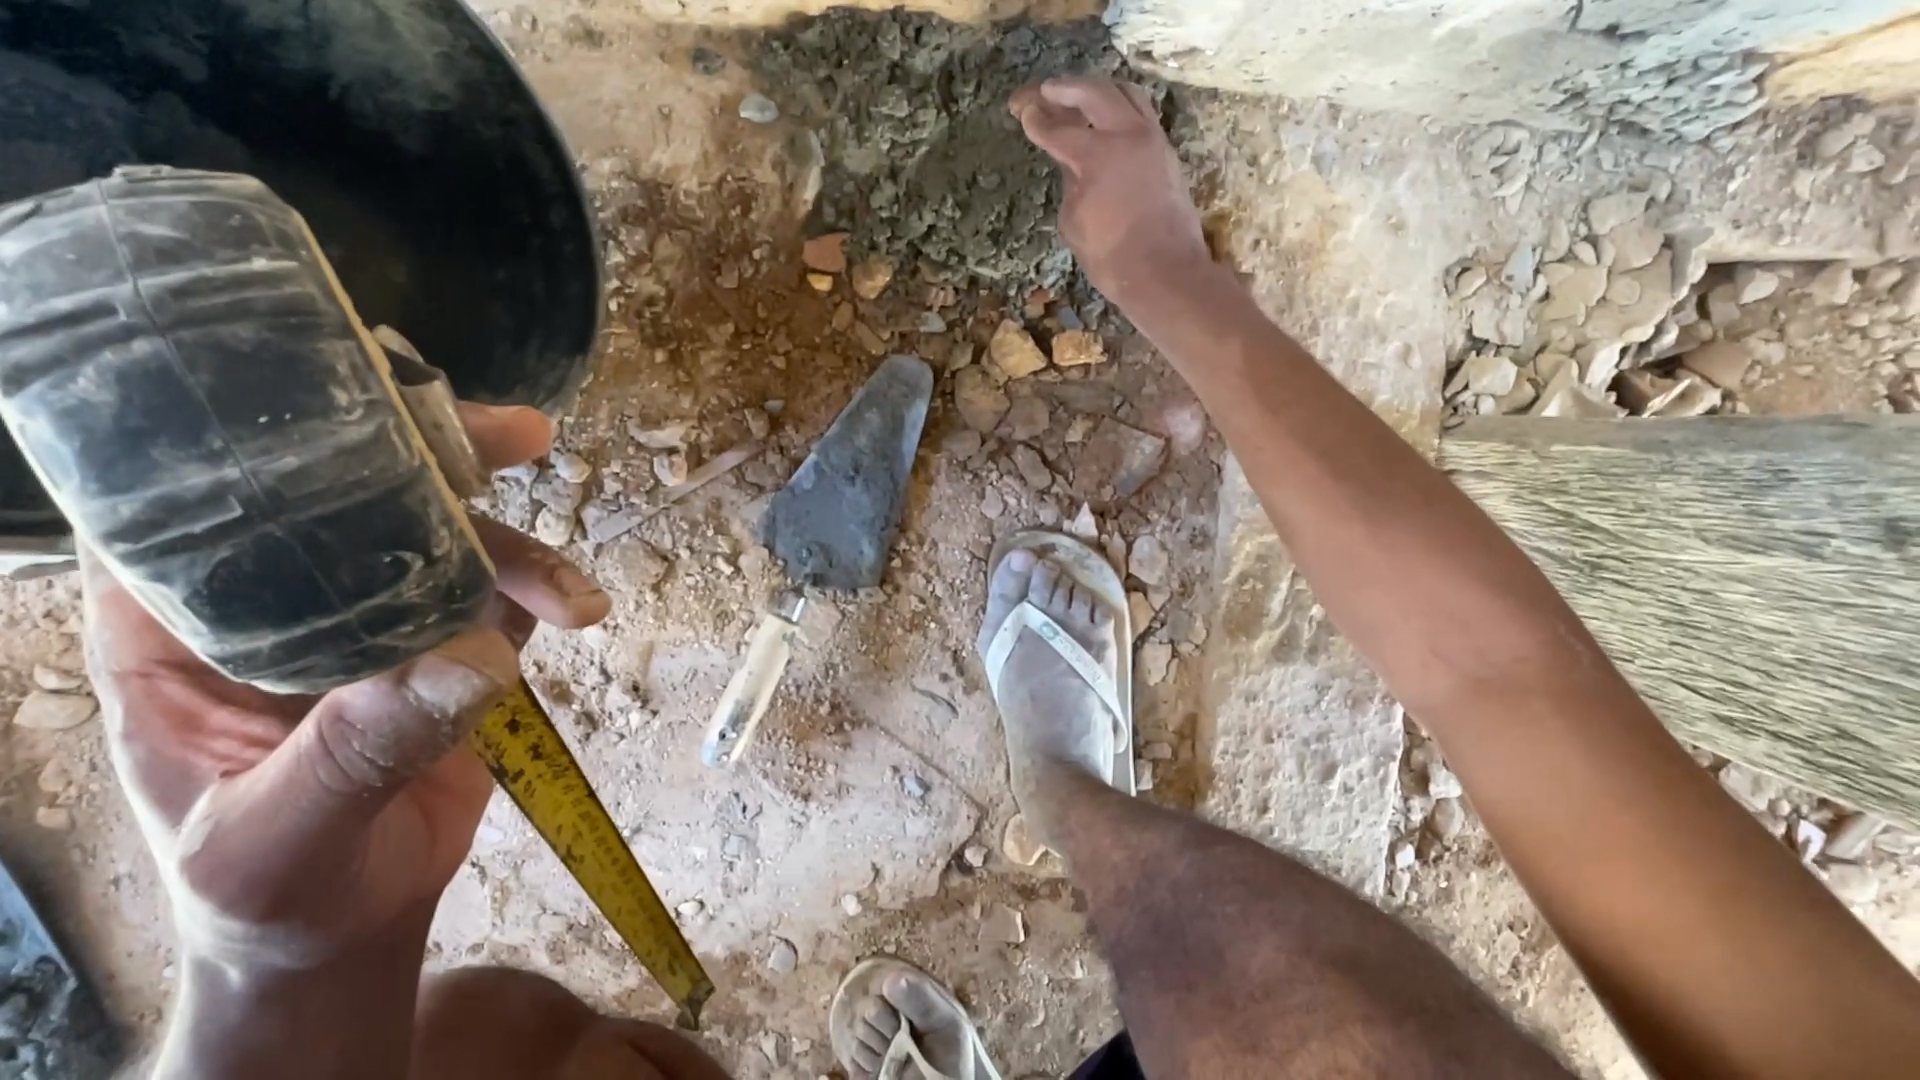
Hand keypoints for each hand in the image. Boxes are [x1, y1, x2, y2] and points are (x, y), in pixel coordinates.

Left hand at [84, 403, 609, 971]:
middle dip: (440, 462)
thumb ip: (356, 754)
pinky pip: (496, 591)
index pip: (207, 506)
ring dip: (518, 551)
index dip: (275, 442)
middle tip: (524, 435)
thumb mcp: (276, 840)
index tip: (373, 409)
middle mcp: (278, 604)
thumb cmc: (270, 893)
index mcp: (181, 632)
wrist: (350, 922)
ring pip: (443, 543)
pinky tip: (578, 607)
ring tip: (578, 600)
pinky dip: (543, 588)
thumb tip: (476, 663)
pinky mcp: (446, 643)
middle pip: (352, 498)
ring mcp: (370, 620)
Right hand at [1011, 77, 1209, 303]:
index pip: (1059, 130)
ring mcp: (1153, 140)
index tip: (1022, 110)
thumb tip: (1074, 165)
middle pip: (1094, 93)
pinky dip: (1119, 107)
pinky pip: (1141, 114)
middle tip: (1042, 91)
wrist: (1166, 273)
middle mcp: (1128, 135)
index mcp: (1098, 155)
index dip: (1037, 120)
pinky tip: (1105, 119)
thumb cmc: (1112, 258)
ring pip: (1125, 94)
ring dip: (1097, 90)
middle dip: (1063, 89)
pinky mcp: (1166, 153)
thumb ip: (1071, 184)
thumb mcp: (1074, 223)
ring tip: (1077, 95)